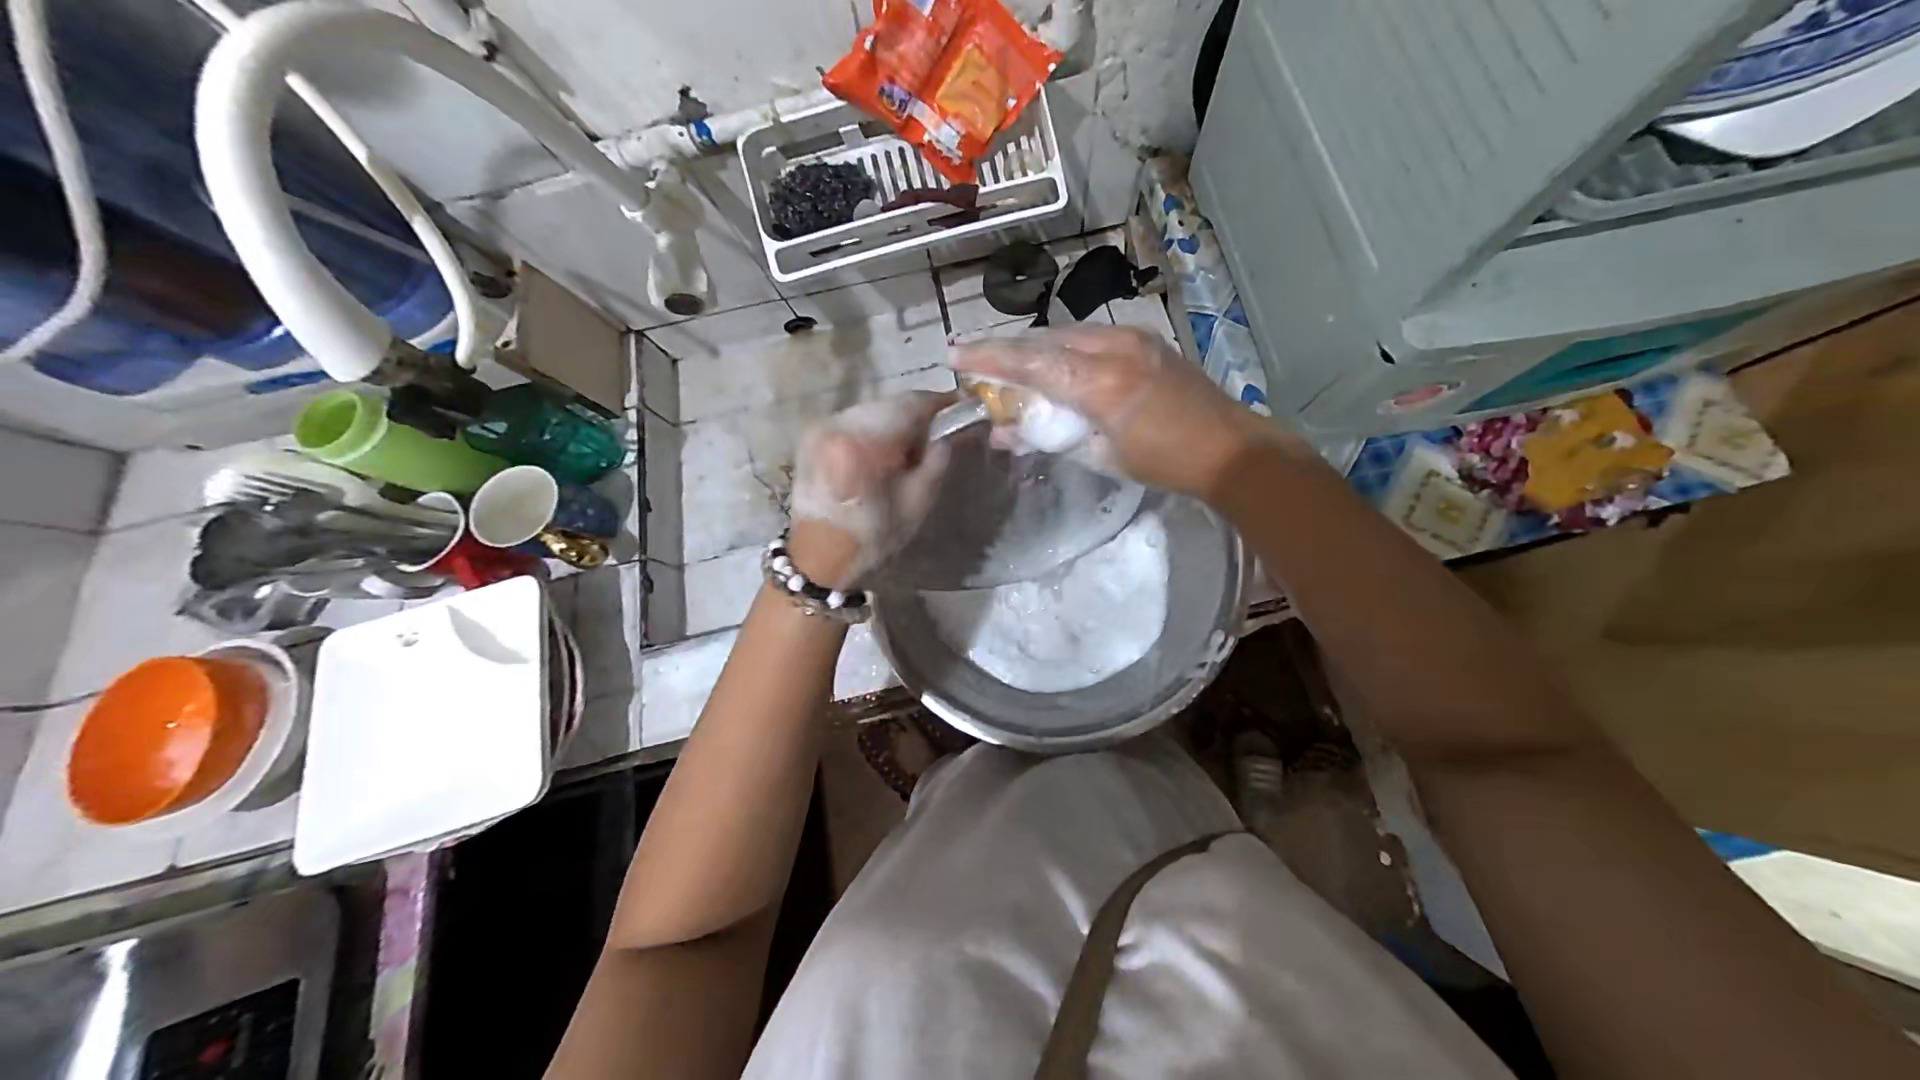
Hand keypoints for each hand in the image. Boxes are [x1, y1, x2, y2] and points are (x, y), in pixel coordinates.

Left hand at [788, 391, 952, 587]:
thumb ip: (938, 459)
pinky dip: (873, 429)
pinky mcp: (811, 436)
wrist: (819, 560)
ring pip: (870, 409)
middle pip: (888, 404)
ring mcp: (820, 428)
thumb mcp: (917, 502)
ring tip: (909, 448)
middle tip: (938, 433)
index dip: (938, 402)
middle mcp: (836, 425)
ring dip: (894, 421)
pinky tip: (883, 452)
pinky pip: (853, 420)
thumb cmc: (872, 539)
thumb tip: (950, 431)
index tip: (960, 407)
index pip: (909, 404)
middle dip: (916, 414)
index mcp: (861, 444)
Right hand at [951, 325, 1298, 497]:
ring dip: (1034, 351)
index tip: (954, 354)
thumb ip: (1050, 437)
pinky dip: (1061, 350)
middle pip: (1044, 341)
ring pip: (1065, 335)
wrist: (1229, 447)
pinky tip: (1053, 368)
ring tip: (1010, 369)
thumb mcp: (1099, 456)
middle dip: (1006, 352)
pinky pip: (1088, 337)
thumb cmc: (1163, 462)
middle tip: (976, 365)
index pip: (1032, 362)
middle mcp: (1114, 347)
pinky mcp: (1143, 340)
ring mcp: (1132, 338)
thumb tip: (1006, 433)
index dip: (989, 357)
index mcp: (1102, 382)